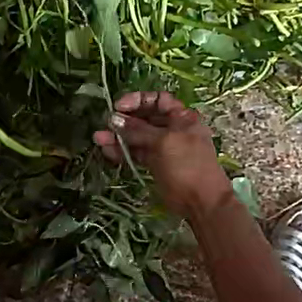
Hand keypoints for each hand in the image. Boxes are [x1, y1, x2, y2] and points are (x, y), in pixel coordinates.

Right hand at [92, 92, 233, 218]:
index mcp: (181, 117)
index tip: (119, 106)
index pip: (158, 99)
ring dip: (119, 137)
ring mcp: (163, 147)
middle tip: (105, 124)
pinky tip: (107, 151)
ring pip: (138, 137)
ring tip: (98, 139)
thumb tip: (113, 119)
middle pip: (145, 118)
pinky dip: (123, 152)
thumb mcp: (163, 142)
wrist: (202, 201)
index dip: (138, 100)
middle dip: (124, 120)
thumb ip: (138, 130)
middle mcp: (172, 129)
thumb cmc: (188, 165)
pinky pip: (137, 152)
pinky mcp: (155, 164)